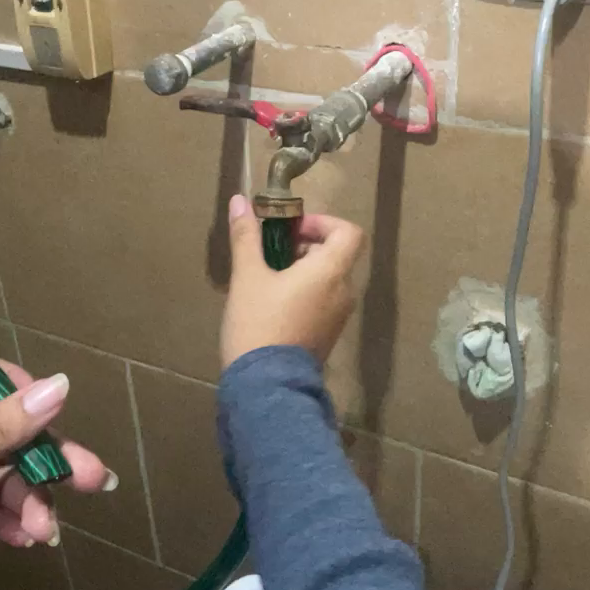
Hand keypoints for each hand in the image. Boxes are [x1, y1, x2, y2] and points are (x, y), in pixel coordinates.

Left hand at [0, 361, 109, 589]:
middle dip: (47, 459)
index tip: (58, 422)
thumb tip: (63, 383)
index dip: (28, 398)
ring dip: (28, 502)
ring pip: (0, 480)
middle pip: (6, 436)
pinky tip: (28, 541)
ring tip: (46, 534)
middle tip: (95, 481)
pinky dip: (8, 525)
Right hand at [221, 194, 365, 368]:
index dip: (323, 223)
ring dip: (305, 269)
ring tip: (269, 277)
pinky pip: (325, 300)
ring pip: (330, 278)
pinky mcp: (329, 335)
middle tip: (273, 251)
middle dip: (307, 245)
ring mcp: (339, 316)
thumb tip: (240, 201)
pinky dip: (306, 291)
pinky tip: (274, 302)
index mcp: (331, 271)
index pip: (348, 232)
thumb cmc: (259, 325)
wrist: (266, 388)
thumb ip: (246, 237)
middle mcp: (344, 291)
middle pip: (338, 253)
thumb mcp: (247, 277)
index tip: (293, 229)